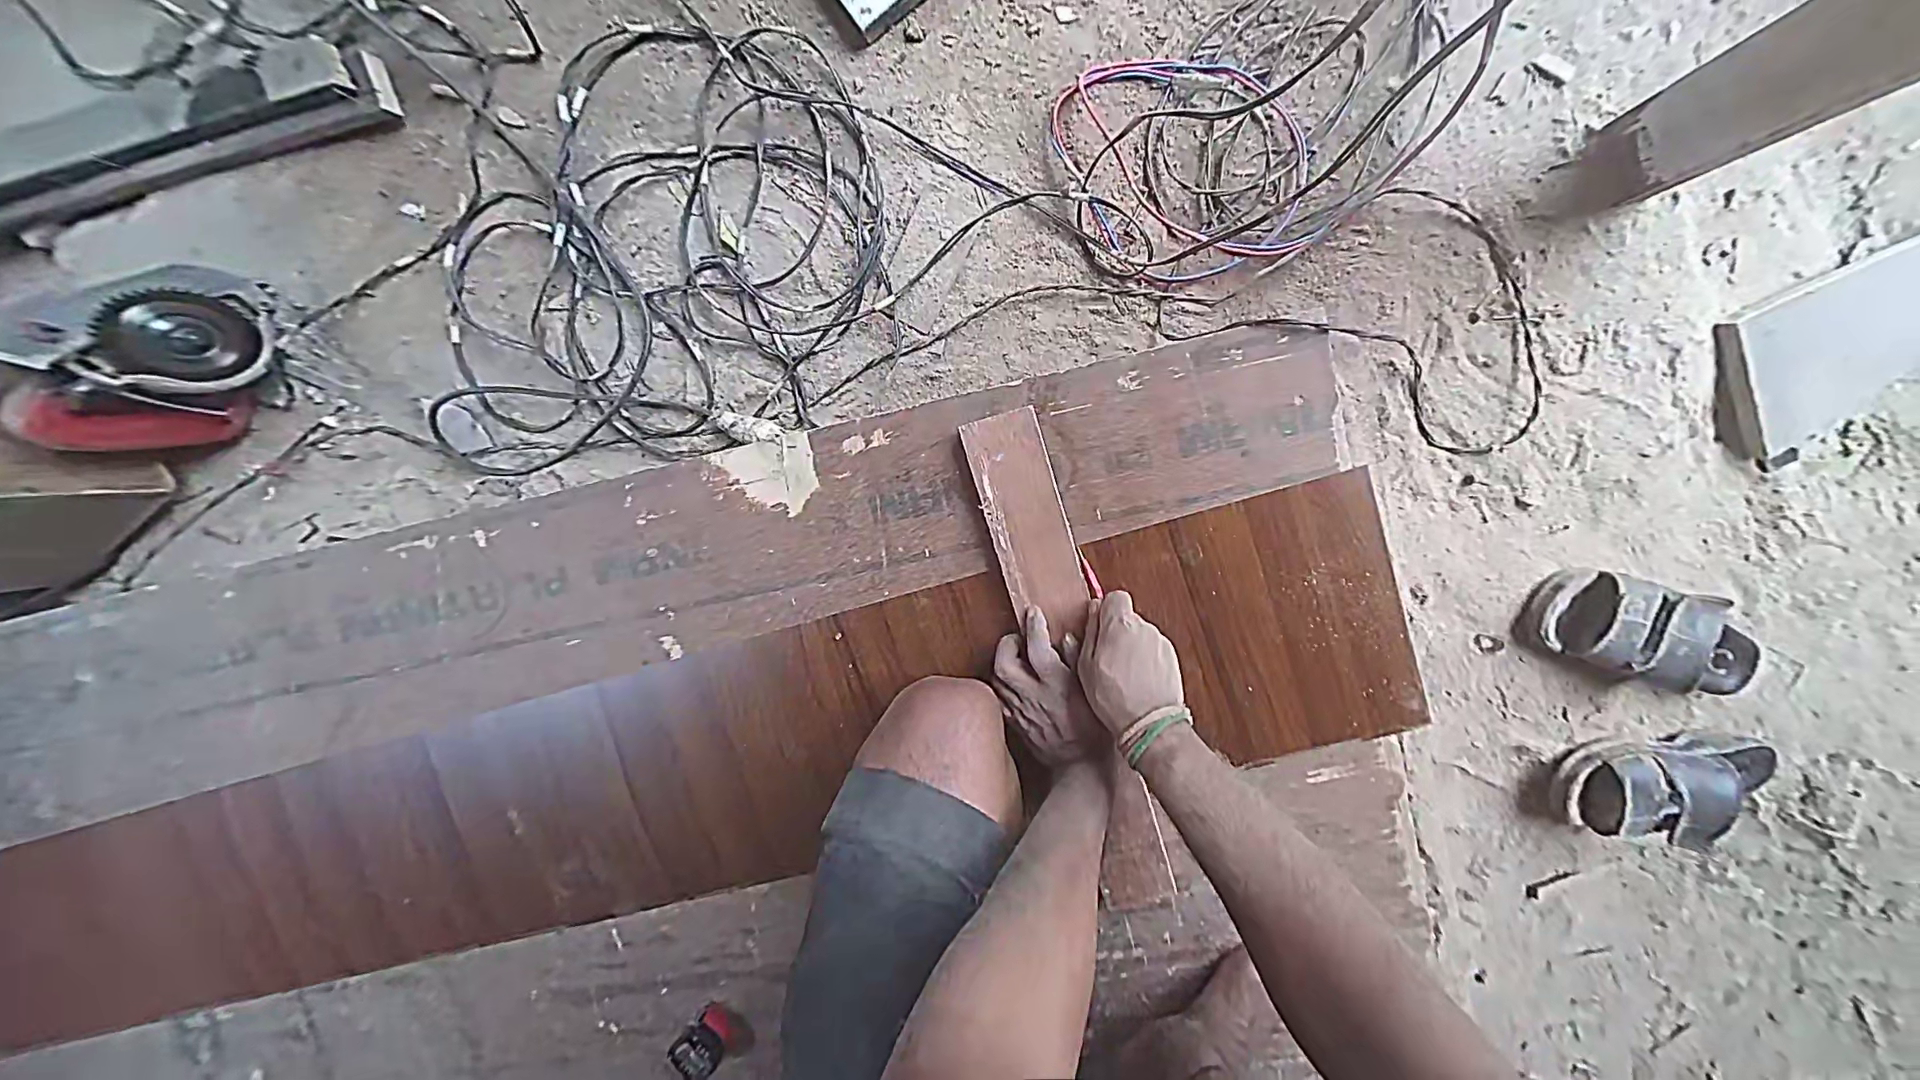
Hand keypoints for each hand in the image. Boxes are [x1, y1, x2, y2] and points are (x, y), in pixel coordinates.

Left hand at [991, 606, 1107, 768]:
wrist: (1083, 770)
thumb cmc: (1096, 731)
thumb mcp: (1095, 692)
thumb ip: (1080, 662)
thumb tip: (1066, 638)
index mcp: (1057, 685)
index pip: (1038, 648)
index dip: (1033, 626)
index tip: (1033, 613)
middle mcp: (1034, 696)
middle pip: (1004, 663)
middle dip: (1007, 643)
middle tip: (1018, 638)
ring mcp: (1022, 711)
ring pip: (997, 679)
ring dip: (1002, 662)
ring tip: (1016, 657)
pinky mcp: (1016, 724)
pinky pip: (1000, 698)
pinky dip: (1002, 685)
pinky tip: (1013, 682)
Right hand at [1075, 591, 1183, 735]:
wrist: (1149, 723)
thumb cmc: (1113, 696)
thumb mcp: (1085, 665)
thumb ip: (1089, 632)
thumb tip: (1092, 612)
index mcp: (1120, 624)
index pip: (1116, 597)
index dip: (1106, 610)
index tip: (1098, 626)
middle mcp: (1143, 627)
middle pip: (1128, 617)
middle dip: (1116, 632)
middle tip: (1105, 657)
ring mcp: (1160, 642)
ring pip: (1140, 635)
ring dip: (1131, 647)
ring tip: (1121, 674)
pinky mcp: (1171, 658)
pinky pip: (1152, 650)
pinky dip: (1145, 660)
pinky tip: (1136, 680)